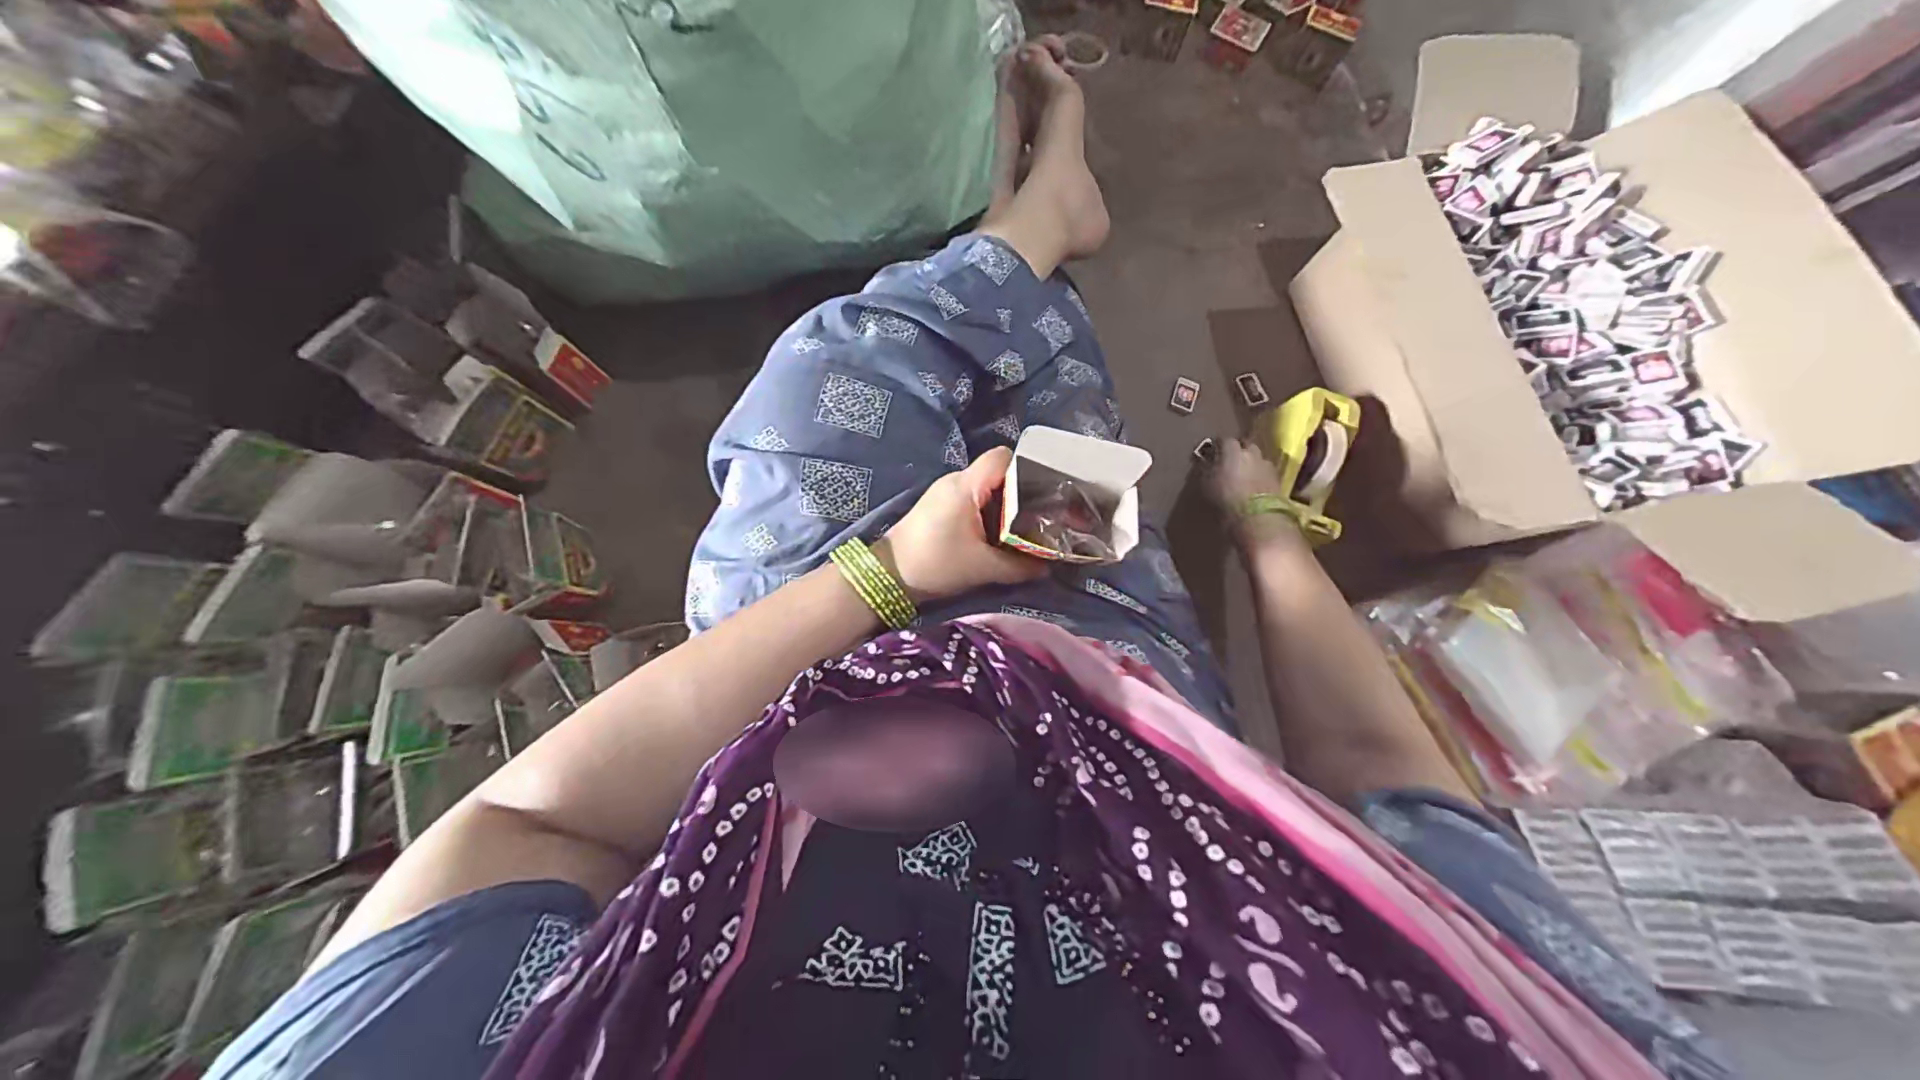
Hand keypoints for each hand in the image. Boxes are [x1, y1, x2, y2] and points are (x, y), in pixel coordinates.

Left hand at [877, 447, 1049, 601]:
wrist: (889, 576)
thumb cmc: (936, 565)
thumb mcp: (983, 569)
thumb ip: (1020, 566)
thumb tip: (1048, 565)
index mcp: (966, 486)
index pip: (1004, 457)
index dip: (1027, 469)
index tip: (1045, 492)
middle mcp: (955, 481)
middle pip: (998, 472)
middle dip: (1021, 491)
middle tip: (1041, 514)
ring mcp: (945, 492)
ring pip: (986, 487)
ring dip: (1005, 504)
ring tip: (1024, 526)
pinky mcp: (940, 505)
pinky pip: (973, 498)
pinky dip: (989, 512)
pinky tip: (1000, 533)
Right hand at [1204, 438, 1283, 510]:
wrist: (1256, 517)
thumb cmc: (1224, 499)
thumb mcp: (1206, 484)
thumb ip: (1206, 469)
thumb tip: (1205, 461)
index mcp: (1231, 450)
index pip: (1222, 440)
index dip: (1217, 447)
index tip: (1212, 455)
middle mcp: (1251, 451)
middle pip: (1244, 445)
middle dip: (1237, 451)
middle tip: (1229, 463)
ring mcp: (1266, 463)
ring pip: (1256, 458)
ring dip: (1250, 463)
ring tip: (1244, 476)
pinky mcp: (1277, 478)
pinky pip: (1265, 471)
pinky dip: (1260, 474)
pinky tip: (1255, 485)